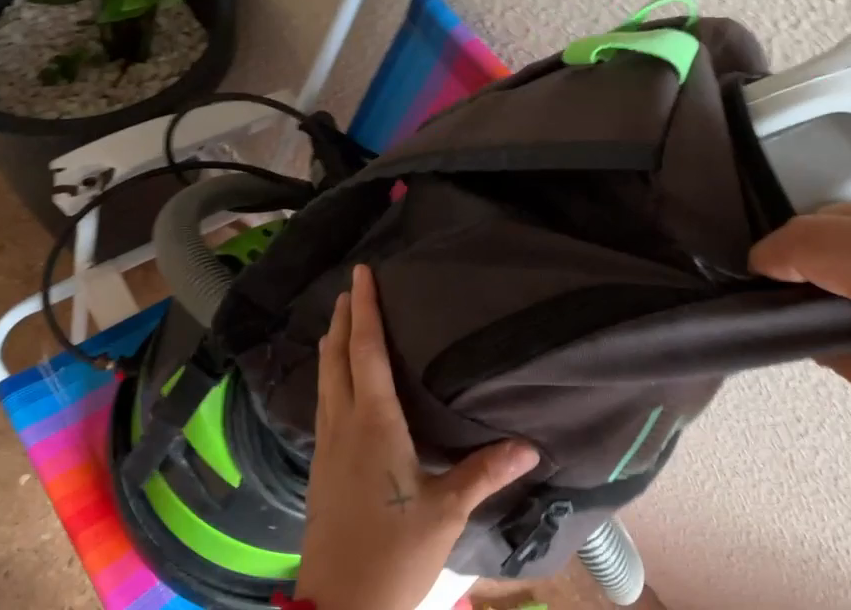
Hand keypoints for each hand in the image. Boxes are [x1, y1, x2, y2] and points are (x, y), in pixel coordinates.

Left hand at [296, 264, 539, 609]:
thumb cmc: (395, 554)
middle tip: (352, 287)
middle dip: (344, 318)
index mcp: (372, 423)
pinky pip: (323, 402)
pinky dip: (331, 375)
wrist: (340, 604)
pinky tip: (338, 383)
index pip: (366, 352)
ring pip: (326, 378)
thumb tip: (530, 444)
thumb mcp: (447, 511)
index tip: (362, 273)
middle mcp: (343, 424)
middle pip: (337, 357)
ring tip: (342, 321)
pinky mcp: (320, 466)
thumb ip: (484, 472)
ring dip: (333, 344)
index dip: (366, 310)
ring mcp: (325, 445)